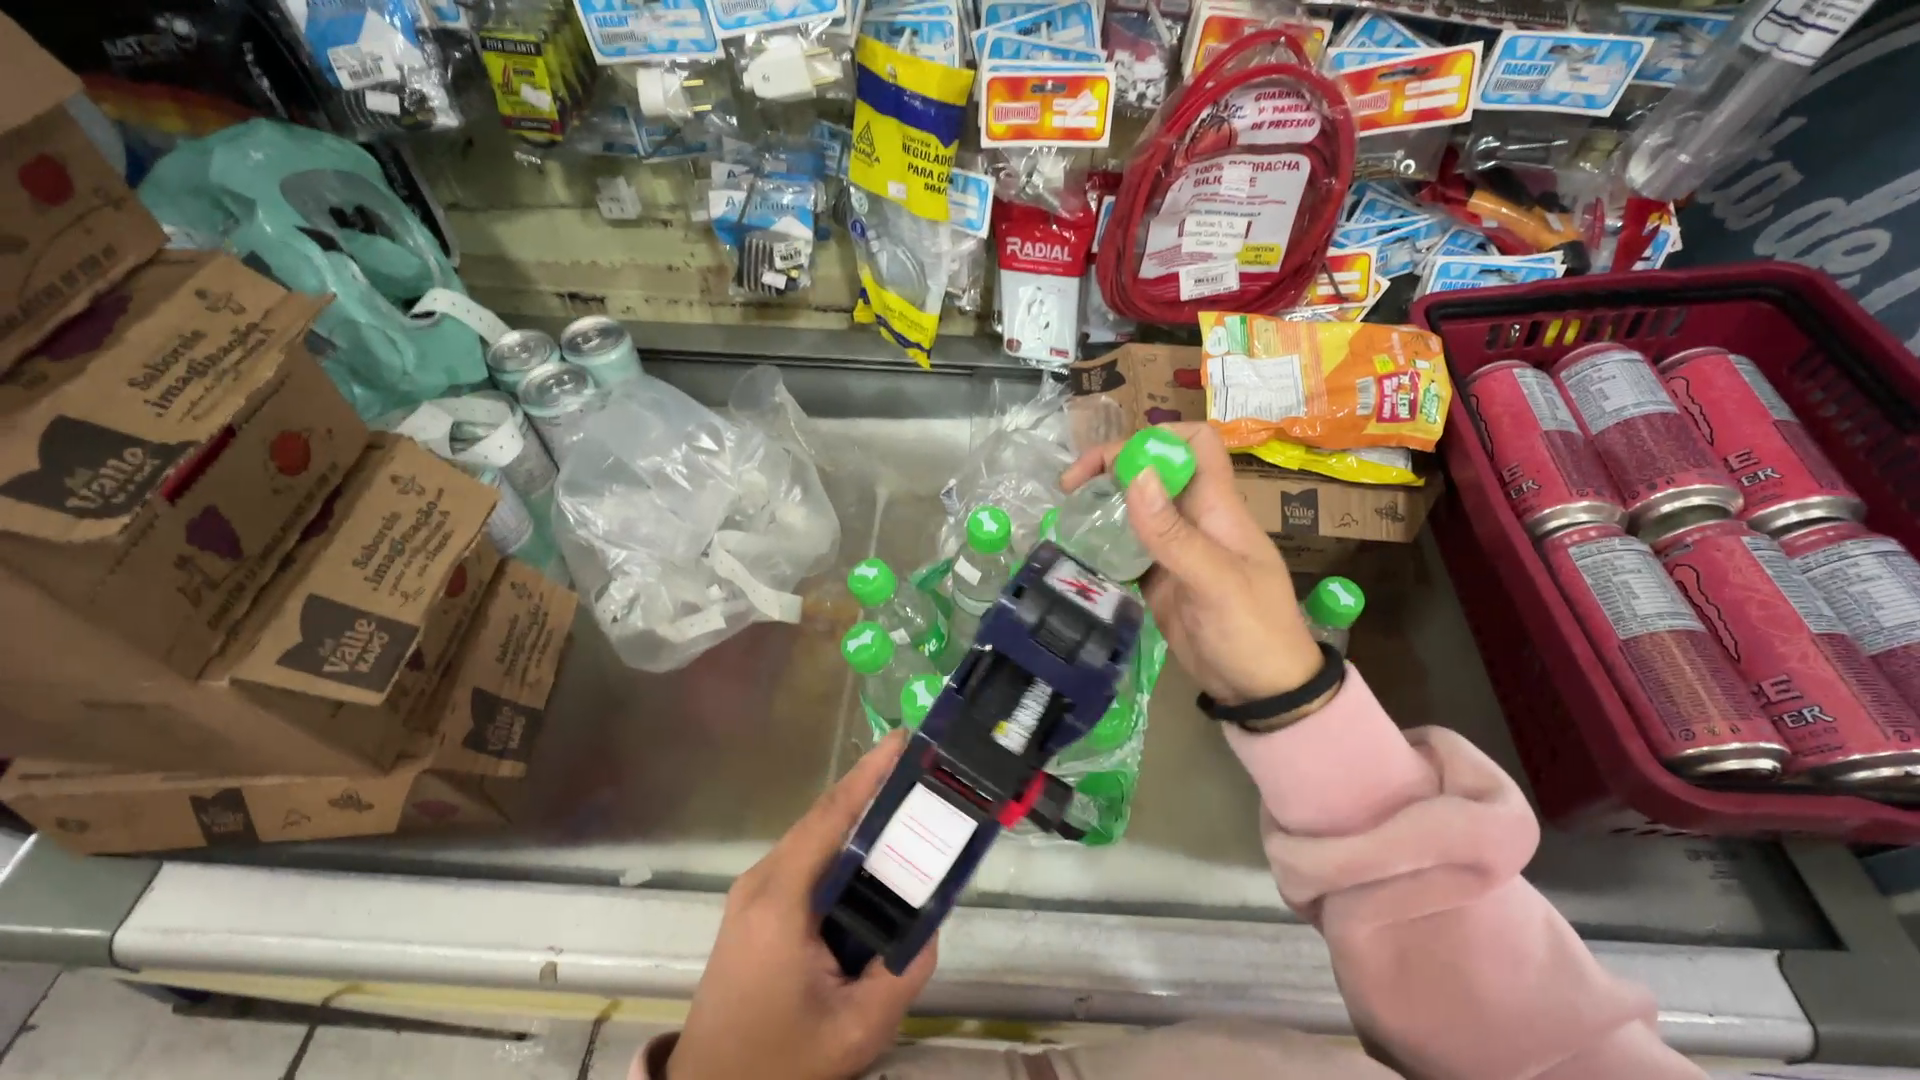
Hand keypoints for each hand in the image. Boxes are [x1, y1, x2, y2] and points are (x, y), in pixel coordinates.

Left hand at [668, 731, 935, 1079]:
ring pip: (814, 837)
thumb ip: (904, 970)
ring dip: (859, 818)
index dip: (867, 776)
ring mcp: (753, 893)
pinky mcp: (755, 907)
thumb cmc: (782, 1061)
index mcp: (781, 901)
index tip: (903, 741)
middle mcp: (761, 882)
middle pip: (823, 820)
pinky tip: (875, 856)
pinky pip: (805, 861)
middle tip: (923, 773)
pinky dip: (843, 847)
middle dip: (872, 790)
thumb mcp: (858, 1028)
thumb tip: (930, 920)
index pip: (830, 820)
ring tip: (908, 805)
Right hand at [1062, 422, 1321, 704]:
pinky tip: (1079, 550)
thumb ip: (1174, 534)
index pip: (1195, 445)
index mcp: (1218, 508)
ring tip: (1066, 515)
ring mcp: (1176, 550)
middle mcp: (1195, 520)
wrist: (1262, 692)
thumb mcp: (1216, 583)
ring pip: (1136, 507)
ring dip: (1103, 504)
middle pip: (1154, 471)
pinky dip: (1104, 543)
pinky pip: (1128, 548)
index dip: (1156, 438)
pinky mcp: (1160, 579)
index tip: (1113, 461)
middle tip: (1070, 488)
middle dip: (1112, 467)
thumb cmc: (1253, 632)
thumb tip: (1135, 476)